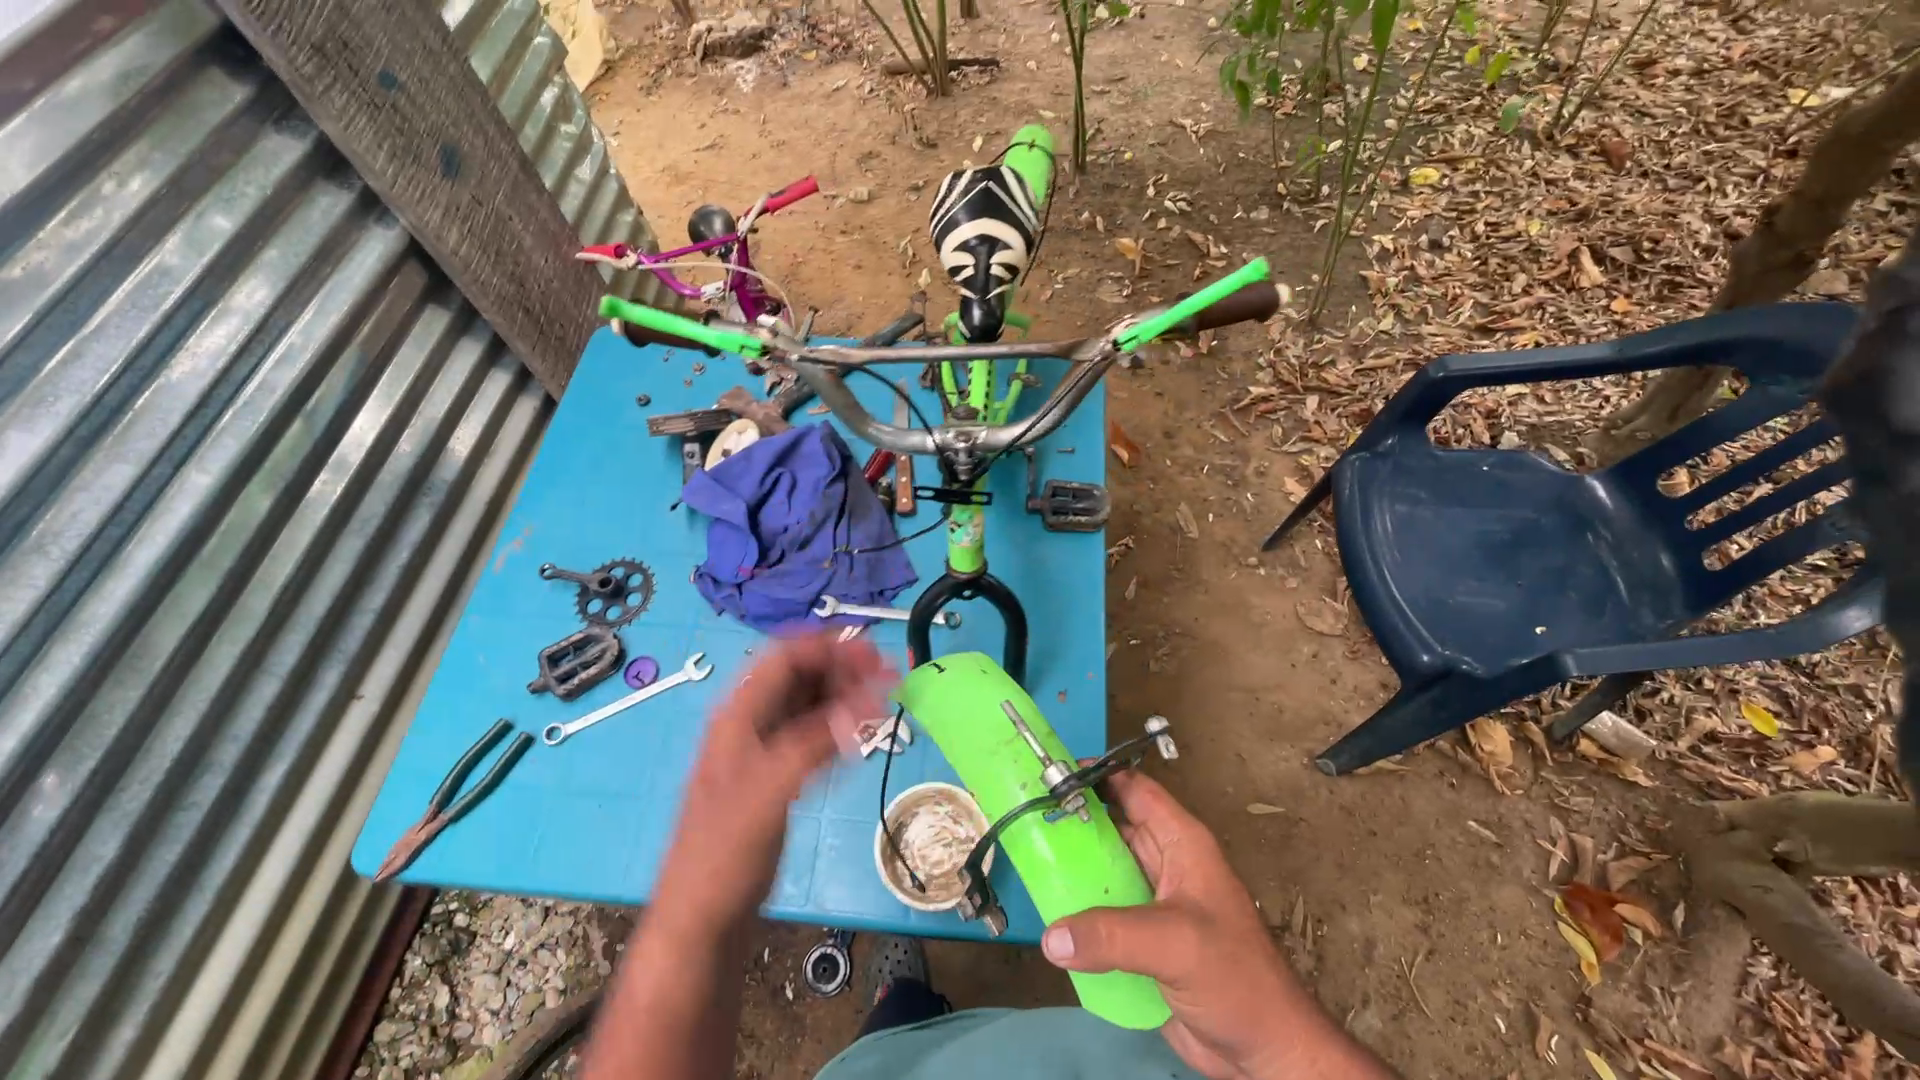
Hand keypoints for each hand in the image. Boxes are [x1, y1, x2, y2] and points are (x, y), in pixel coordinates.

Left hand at [654, 633, 893, 928]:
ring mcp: (762, 755)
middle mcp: (749, 727)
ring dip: (842, 697)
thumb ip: (815, 744)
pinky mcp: (775, 782)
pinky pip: (810, 739)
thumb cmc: (724, 854)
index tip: (872, 650)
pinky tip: (861, 735)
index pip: (783, 659)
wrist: (701, 920)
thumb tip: (867, 700)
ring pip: (806, 708)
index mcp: (737, 717)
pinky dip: (837, 729)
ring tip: (883, 699)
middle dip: (841, 668)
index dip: (826, 647)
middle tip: (887, 674)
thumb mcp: (768, 793)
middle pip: (797, 678)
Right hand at [1041, 772, 1391, 1079]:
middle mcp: (1166, 867)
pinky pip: (1102, 918)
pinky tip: (1050, 922)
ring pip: (1104, 875)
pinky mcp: (1143, 944)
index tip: (1049, 774)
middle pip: (1112, 831)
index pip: (1135, 791)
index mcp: (1182, 845)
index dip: (1097, 776)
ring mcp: (1154, 906)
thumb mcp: (1174, 943)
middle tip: (1024, 821)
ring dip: (1071, 875)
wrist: (1264, 1049)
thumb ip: (1111, 935)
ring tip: (1027, 868)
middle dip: (1072, 825)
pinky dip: (1078, 917)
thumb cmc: (1235, 978)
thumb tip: (1052, 937)